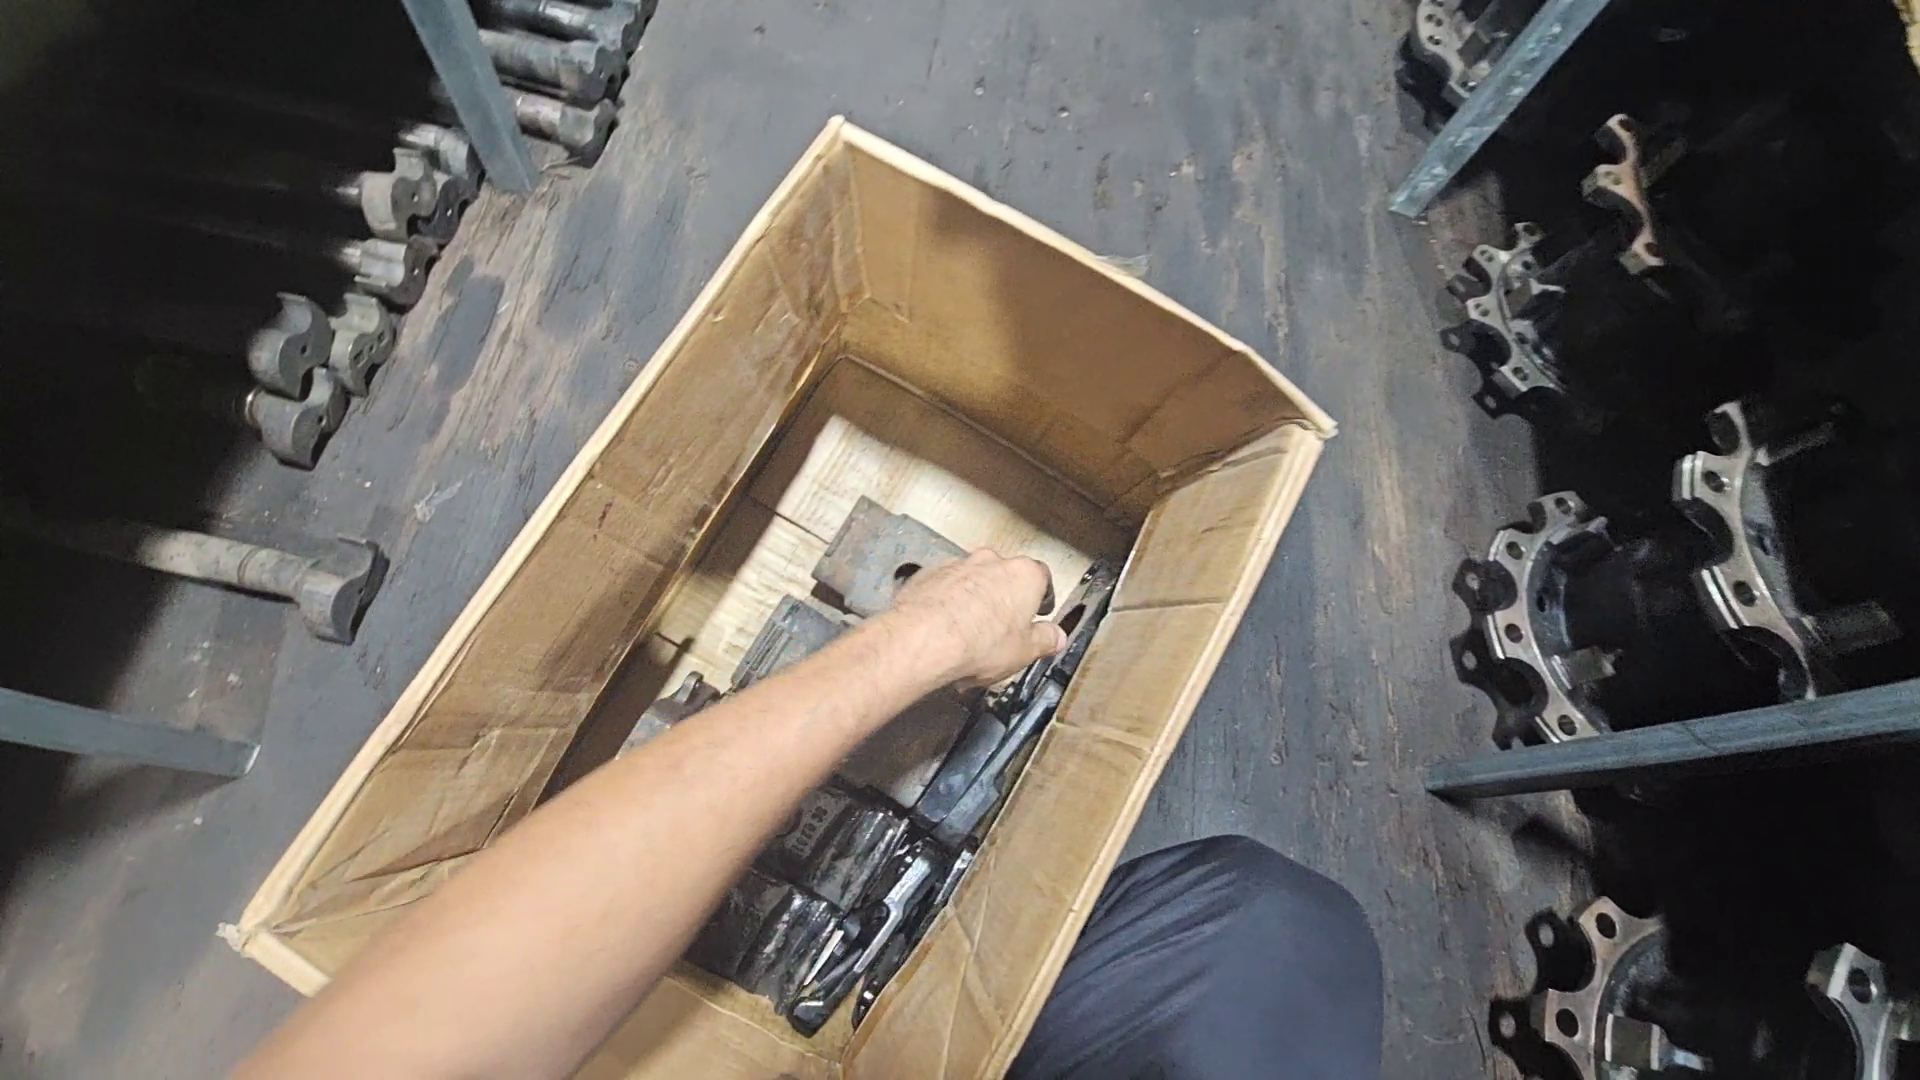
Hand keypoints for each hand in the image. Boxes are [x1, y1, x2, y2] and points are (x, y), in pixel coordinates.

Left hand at [885, 549, 1065, 687]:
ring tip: (965, 639)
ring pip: (971, 582)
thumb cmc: (980, 643)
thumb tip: (1057, 636)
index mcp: (1024, 575)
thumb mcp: (1025, 651)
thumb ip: (1045, 640)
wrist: (923, 639)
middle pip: (1004, 578)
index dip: (1040, 599)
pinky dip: (945, 605)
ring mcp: (957, 564)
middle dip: (1003, 601)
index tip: (1036, 616)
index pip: (1042, 578)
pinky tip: (941, 633)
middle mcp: (991, 561)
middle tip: (998, 633)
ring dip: (972, 603)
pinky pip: (943, 588)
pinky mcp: (927, 574)